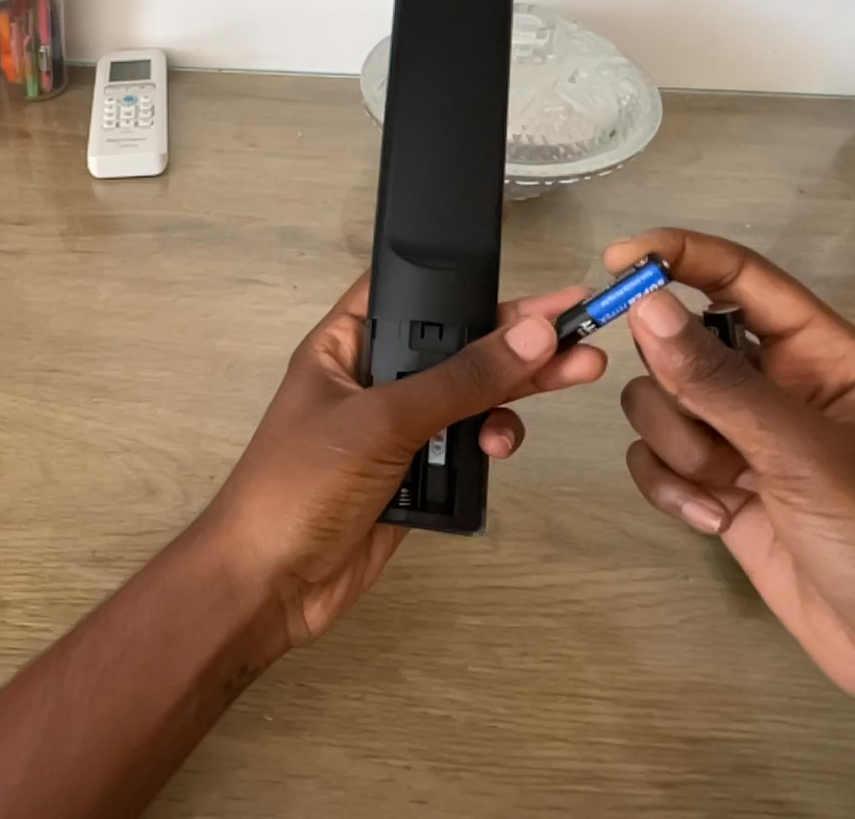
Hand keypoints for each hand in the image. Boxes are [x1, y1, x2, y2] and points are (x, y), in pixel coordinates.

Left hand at [199, 274, 606, 647]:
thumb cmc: (304, 482)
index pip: (404, 293)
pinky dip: (488, 441)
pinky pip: (463, 445)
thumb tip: (535, 331)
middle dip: (510, 336)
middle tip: (581, 323)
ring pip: (464, 396)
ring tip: (575, 374)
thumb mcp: (380, 421)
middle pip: (449, 345)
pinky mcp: (413, 475)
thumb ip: (458, 379)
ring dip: (512, 390)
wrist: (272, 581)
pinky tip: (501, 445)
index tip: (521, 273)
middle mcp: (371, 379)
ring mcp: (394, 429)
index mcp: (342, 346)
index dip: (457, 278)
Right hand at [609, 229, 854, 718]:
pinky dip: (668, 486)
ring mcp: (738, 440)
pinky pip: (653, 459)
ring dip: (676, 446)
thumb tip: (643, 306)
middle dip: (671, 382)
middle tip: (693, 417)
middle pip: (678, 345)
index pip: (740, 281)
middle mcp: (771, 390)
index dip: (680, 257)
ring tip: (725, 488)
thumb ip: (718, 383)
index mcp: (818, 358)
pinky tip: (712, 519)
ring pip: (655, 405)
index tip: (617, 260)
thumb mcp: (808, 454)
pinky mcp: (713, 486)